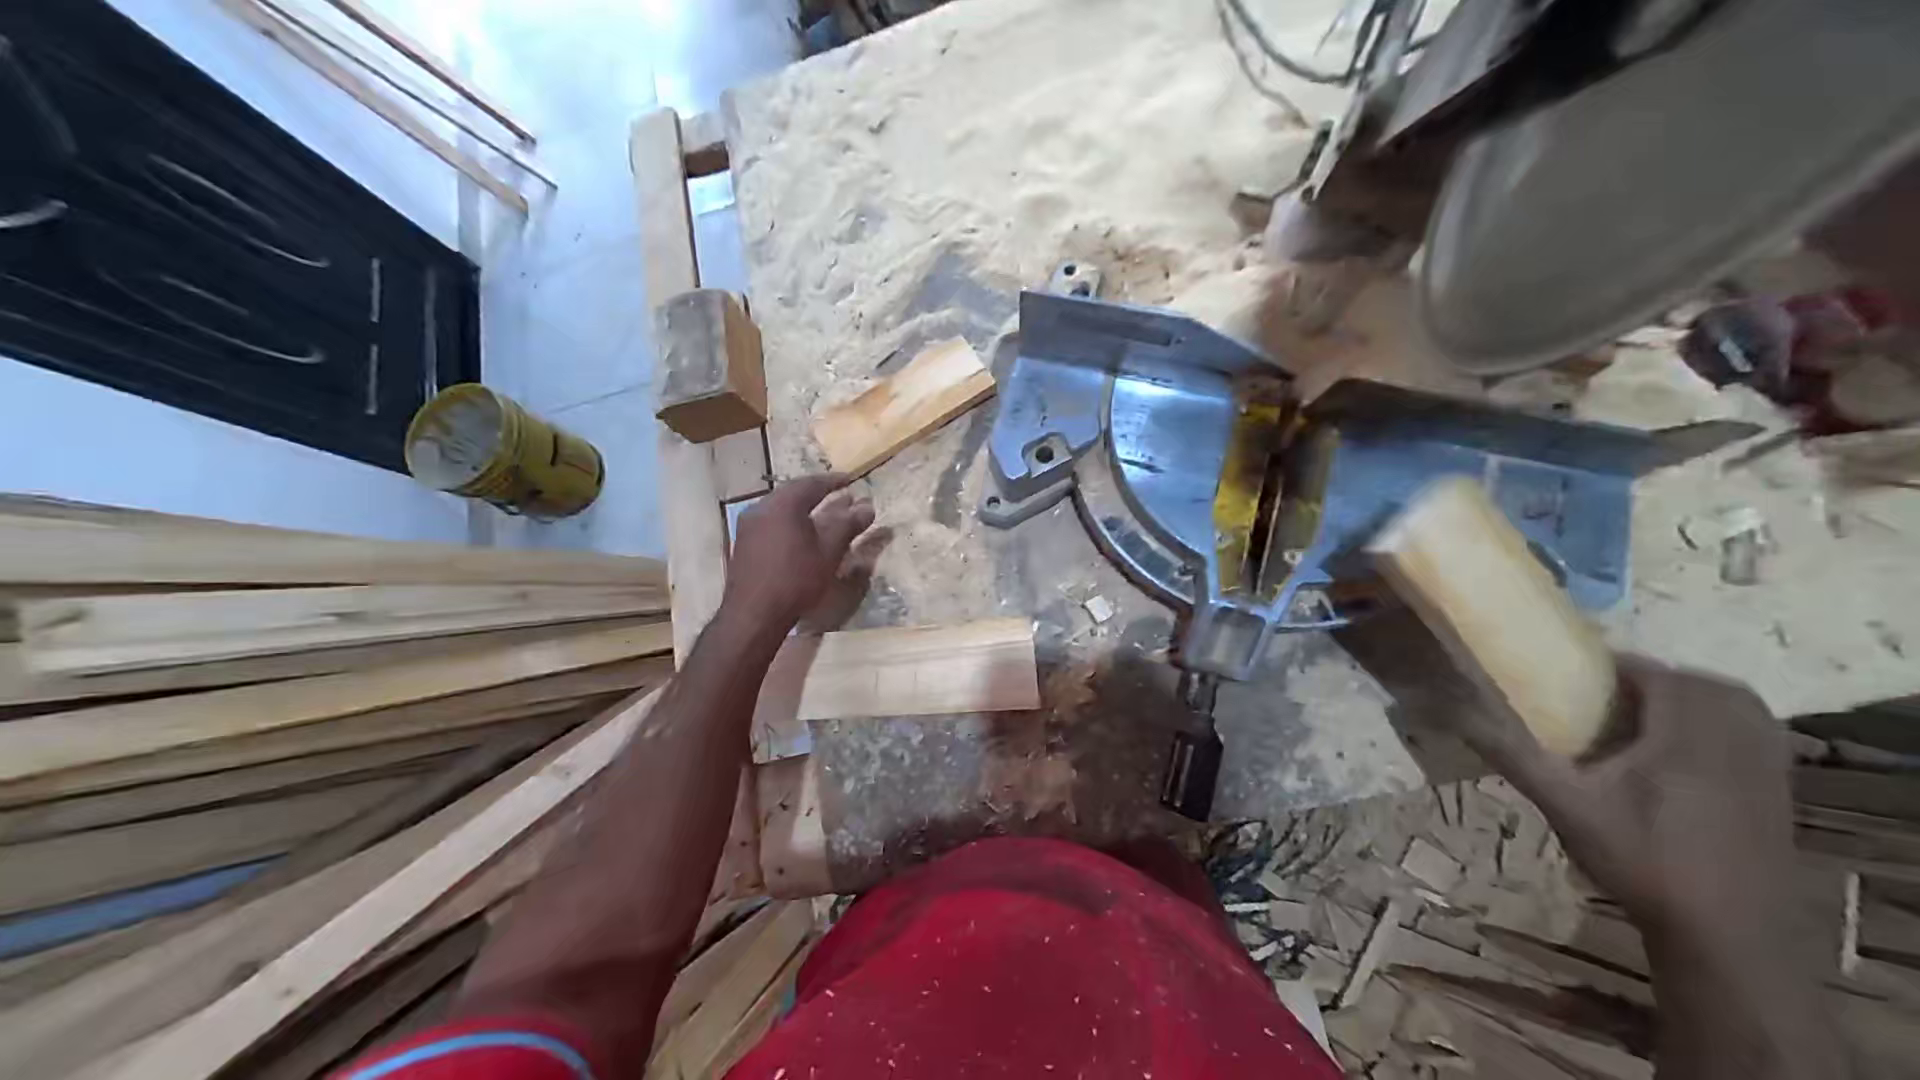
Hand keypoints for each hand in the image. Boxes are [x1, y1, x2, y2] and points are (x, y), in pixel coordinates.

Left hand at [721, 474, 875, 631]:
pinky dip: (790, 523)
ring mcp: (748, 526)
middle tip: (838, 495)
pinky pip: (771, 523)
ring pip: (781, 509)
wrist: (754, 614)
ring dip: (804, 510)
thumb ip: (848, 525)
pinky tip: (801, 536)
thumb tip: (867, 507)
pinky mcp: (744, 544)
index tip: (850, 479)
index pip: (812, 483)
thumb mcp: (829, 551)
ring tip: (823, 515)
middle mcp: (762, 508)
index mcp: (783, 504)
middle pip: (793, 494)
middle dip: (818, 494)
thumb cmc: (796, 578)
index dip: (833, 481)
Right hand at [1459, 657, 1797, 946]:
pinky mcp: (1777, 792)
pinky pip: (1754, 733)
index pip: (1658, 675)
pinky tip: (1680, 748)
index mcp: (1685, 739)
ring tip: (1641, 714)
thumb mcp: (1564, 806)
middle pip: (1702, 684)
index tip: (1576, 674)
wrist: (1726, 933)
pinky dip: (1718, 723)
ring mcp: (1766, 769)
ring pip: (1737, 706)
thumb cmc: (1640, 859)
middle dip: (1653, 679)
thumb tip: (1459, 712)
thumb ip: (1514, 755)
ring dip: (1689, 698)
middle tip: (1605, 693)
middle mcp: (1735, 743)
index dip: (1616, 666)